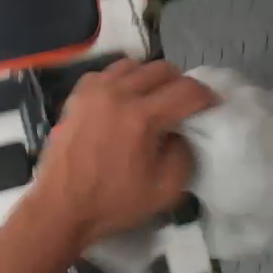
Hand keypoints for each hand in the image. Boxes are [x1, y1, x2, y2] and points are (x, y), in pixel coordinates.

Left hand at [25, 59, 216, 246]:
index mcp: (141, 117)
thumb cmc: (114, 202)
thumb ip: (184, 154)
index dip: (207, 96)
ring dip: (150, 78)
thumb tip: (182, 131)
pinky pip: (107, 73)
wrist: (61, 207)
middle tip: (183, 105)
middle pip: (161, 69)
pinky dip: (122, 79)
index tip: (212, 106)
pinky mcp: (77, 95)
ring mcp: (94, 90)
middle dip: (180, 84)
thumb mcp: (165, 190)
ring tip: (154, 99)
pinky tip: (124, 99)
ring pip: (133, 65)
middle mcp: (117, 93)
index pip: (187, 90)